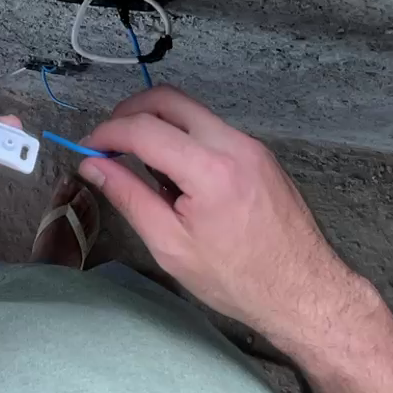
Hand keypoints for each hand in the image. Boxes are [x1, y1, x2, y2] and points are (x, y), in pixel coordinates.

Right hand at [78, 85, 375, 345]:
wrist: (307, 293)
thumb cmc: (236, 280)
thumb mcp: (170, 246)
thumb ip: (128, 196)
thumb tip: (92, 164)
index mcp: (210, 170)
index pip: (145, 128)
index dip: (107, 132)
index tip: (86, 147)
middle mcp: (232, 143)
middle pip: (168, 99)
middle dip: (130, 111)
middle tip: (109, 141)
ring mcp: (249, 143)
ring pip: (189, 109)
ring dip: (156, 122)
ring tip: (142, 164)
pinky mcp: (258, 150)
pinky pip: (209, 126)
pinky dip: (182, 135)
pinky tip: (177, 174)